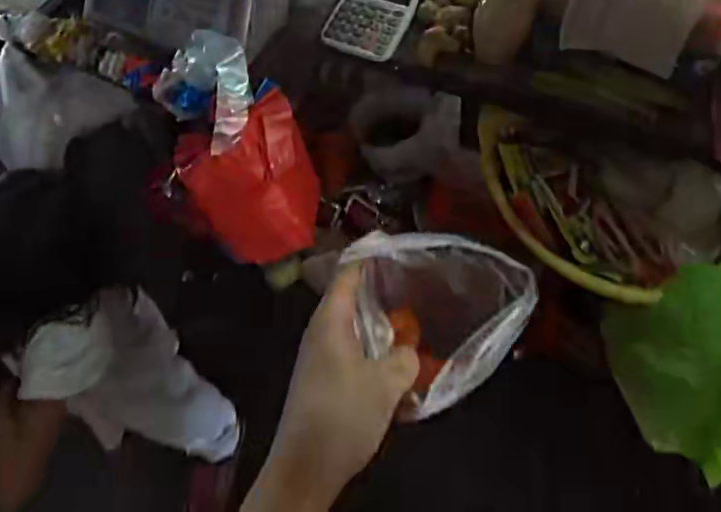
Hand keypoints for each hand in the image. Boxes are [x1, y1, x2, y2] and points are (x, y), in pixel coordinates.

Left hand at [244, 265, 418, 511]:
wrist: (304, 468)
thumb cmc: (341, 415)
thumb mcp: (384, 385)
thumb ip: (403, 359)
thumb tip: (408, 351)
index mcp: (330, 318)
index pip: (349, 272)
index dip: (372, 258)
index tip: (398, 251)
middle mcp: (323, 330)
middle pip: (355, 300)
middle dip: (385, 298)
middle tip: (416, 293)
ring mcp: (322, 356)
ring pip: (358, 331)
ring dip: (384, 333)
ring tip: (414, 333)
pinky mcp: (326, 381)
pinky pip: (355, 356)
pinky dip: (376, 359)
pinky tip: (399, 375)